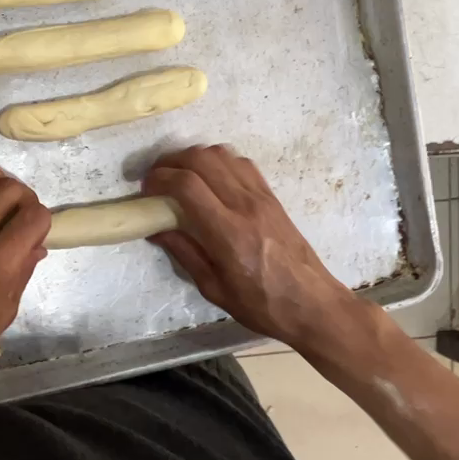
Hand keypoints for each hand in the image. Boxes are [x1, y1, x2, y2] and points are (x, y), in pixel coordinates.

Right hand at [144, 144, 361, 349]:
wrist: (312, 304)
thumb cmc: (261, 305)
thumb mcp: (214, 289)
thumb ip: (184, 253)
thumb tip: (156, 228)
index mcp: (228, 233)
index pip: (187, 185)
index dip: (159, 179)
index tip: (145, 189)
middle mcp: (245, 206)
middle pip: (201, 159)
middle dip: (171, 161)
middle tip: (156, 178)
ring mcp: (261, 197)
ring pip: (221, 154)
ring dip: (193, 157)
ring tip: (179, 175)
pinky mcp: (271, 196)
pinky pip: (241, 164)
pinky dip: (218, 161)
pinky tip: (209, 178)